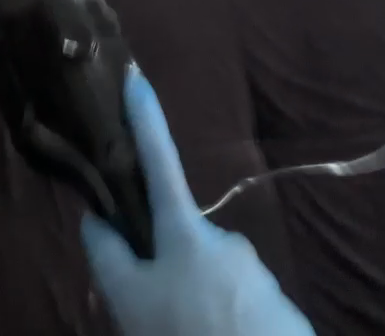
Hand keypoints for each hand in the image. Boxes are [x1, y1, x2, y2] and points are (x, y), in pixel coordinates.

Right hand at [82, 70, 313, 335]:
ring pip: (211, 278)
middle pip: (182, 239)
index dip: (144, 117)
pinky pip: (241, 308)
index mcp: (185, 230)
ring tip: (182, 332)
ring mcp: (261, 278)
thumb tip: (97, 220)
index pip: (158, 160)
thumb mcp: (127, 301)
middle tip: (150, 306)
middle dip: (165, 262)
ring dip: (194, 298)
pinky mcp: (286, 317)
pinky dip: (222, 322)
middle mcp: (227, 242)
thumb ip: (107, 254)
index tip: (136, 74)